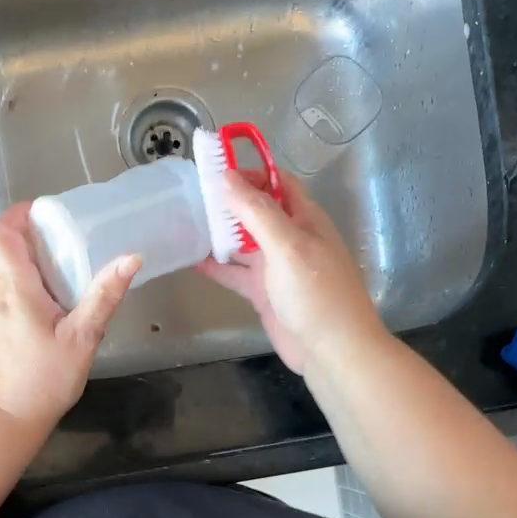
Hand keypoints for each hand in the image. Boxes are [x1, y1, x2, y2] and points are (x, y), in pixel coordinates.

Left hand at [0, 203, 140, 428]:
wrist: (16, 414)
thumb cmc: (47, 377)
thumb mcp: (84, 337)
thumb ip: (105, 296)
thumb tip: (131, 258)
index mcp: (17, 287)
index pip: (0, 232)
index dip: (20, 213)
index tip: (51, 213)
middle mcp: (2, 289)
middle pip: (8, 243)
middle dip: (38, 230)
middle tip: (76, 232)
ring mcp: (0, 303)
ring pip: (13, 262)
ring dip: (39, 253)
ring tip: (75, 256)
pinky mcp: (6, 317)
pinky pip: (18, 281)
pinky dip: (38, 274)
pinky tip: (66, 288)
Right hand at [196, 170, 381, 374]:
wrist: (331, 349)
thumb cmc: (316, 293)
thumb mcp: (287, 245)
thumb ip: (257, 212)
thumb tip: (227, 177)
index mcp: (303, 218)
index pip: (275, 182)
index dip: (249, 172)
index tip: (214, 168)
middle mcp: (289, 238)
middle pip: (255, 210)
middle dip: (228, 201)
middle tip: (191, 195)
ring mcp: (275, 266)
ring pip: (242, 241)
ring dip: (218, 232)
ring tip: (185, 221)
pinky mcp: (263, 292)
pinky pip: (235, 272)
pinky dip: (216, 265)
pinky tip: (191, 259)